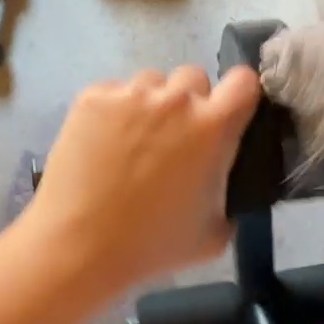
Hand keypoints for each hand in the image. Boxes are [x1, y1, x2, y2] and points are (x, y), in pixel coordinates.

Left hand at [21, 65, 260, 291]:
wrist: (79, 246)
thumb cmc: (152, 246)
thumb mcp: (216, 234)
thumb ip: (230, 198)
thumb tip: (224, 186)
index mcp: (213, 127)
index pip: (244, 80)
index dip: (240, 95)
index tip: (230, 114)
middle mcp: (175, 100)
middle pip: (194, 78)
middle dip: (191, 102)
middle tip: (176, 138)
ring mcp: (130, 94)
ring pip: (152, 82)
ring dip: (152, 104)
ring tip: (135, 142)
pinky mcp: (92, 98)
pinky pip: (115, 91)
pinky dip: (115, 110)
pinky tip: (104, 144)